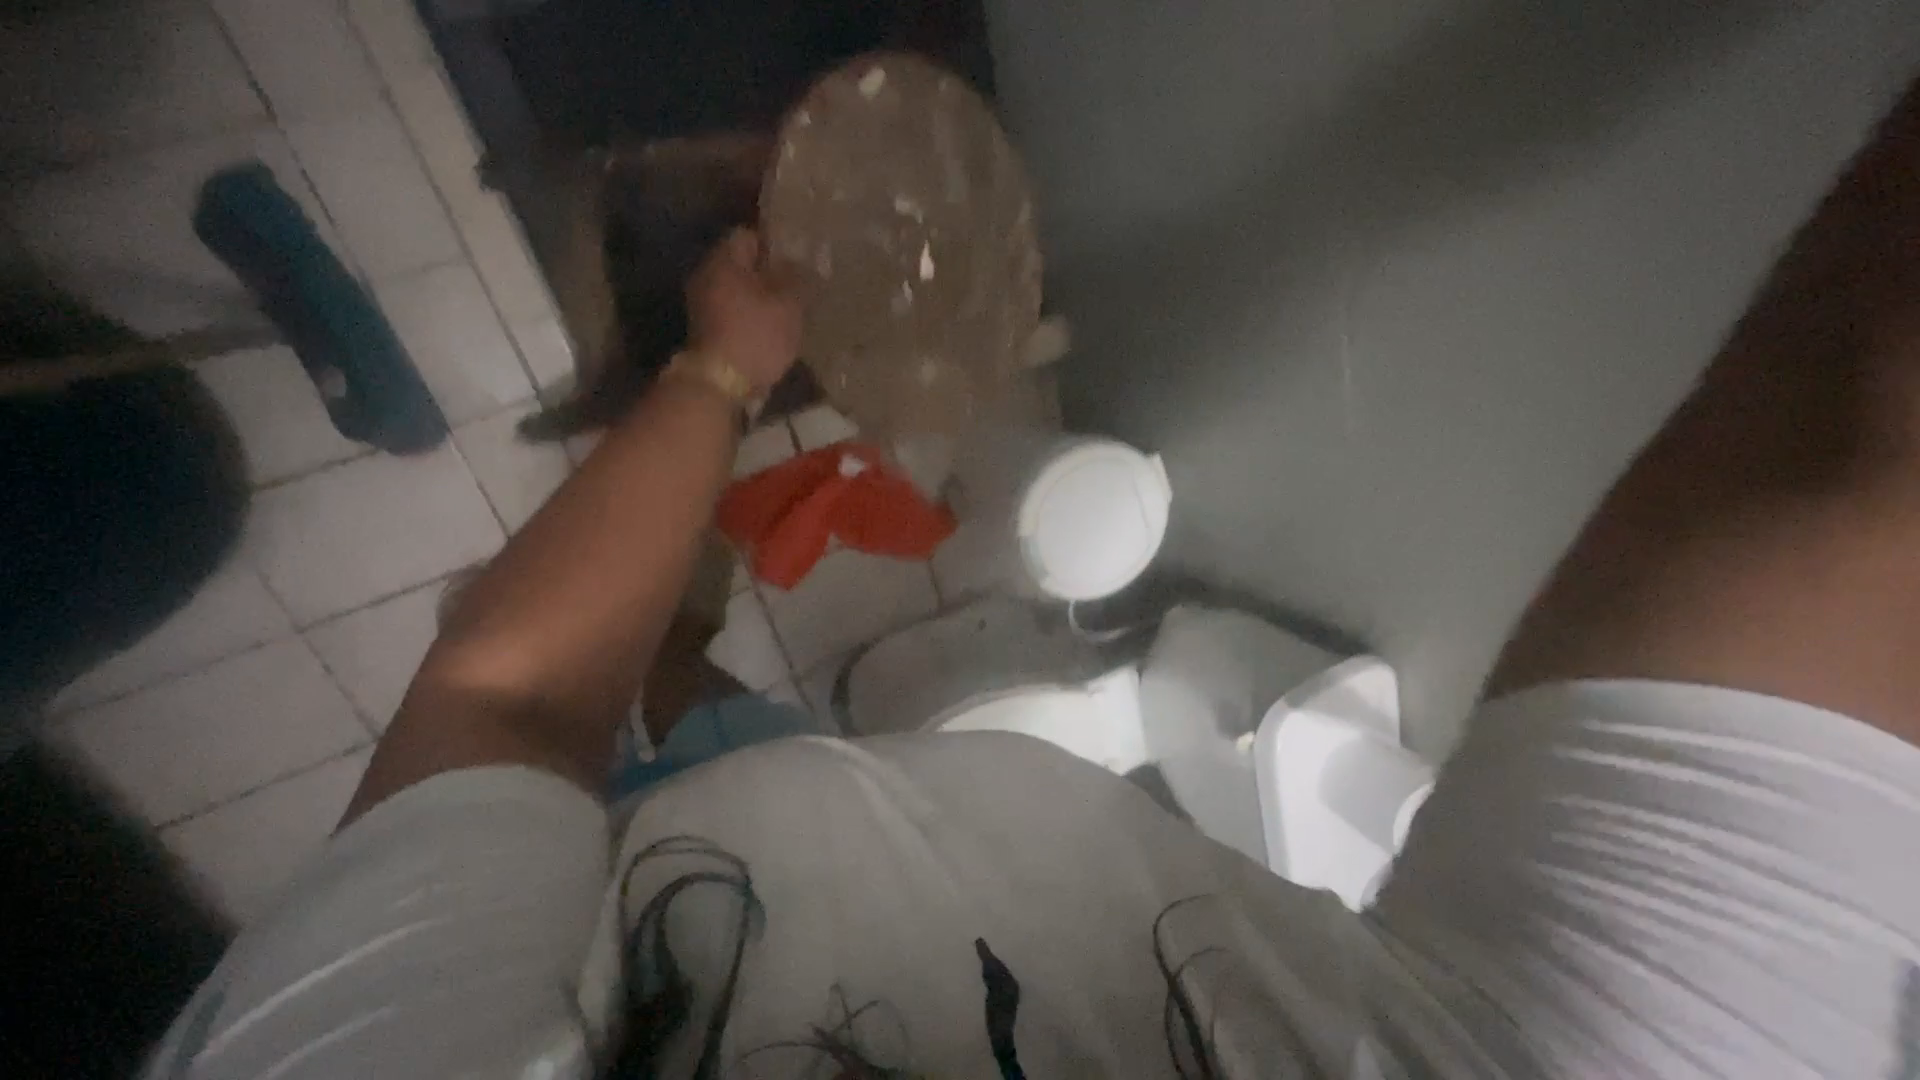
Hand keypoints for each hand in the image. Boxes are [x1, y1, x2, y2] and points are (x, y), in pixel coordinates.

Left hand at [685, 228, 801, 393]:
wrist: (720, 384)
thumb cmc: (755, 336)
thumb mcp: (789, 306)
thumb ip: (800, 280)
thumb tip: (808, 263)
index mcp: (723, 261)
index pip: (748, 235)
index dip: (774, 243)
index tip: (798, 259)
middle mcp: (706, 277)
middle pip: (741, 265)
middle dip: (769, 273)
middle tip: (798, 286)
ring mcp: (702, 306)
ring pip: (738, 291)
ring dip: (761, 298)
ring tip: (789, 311)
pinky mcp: (706, 332)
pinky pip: (733, 313)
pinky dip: (751, 318)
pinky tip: (771, 331)